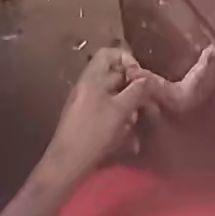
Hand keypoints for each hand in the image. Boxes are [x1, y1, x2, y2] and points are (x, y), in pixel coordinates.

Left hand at [37, 45, 214, 186]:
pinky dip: (119, 117)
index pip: (110, 53)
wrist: (68, 162)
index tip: (140, 77)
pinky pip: (107, 109)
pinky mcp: (86, 119)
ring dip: (128, 105)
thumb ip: (136, 91)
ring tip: (135, 121)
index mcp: (92, 78)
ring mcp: (85, 102)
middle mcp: (87, 86)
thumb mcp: (121, 110)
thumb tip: (146, 78)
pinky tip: (126, 134)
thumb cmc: (94, 133)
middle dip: (132, 87)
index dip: (128, 60)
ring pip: (113, 94)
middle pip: (113, 74)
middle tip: (144, 102)